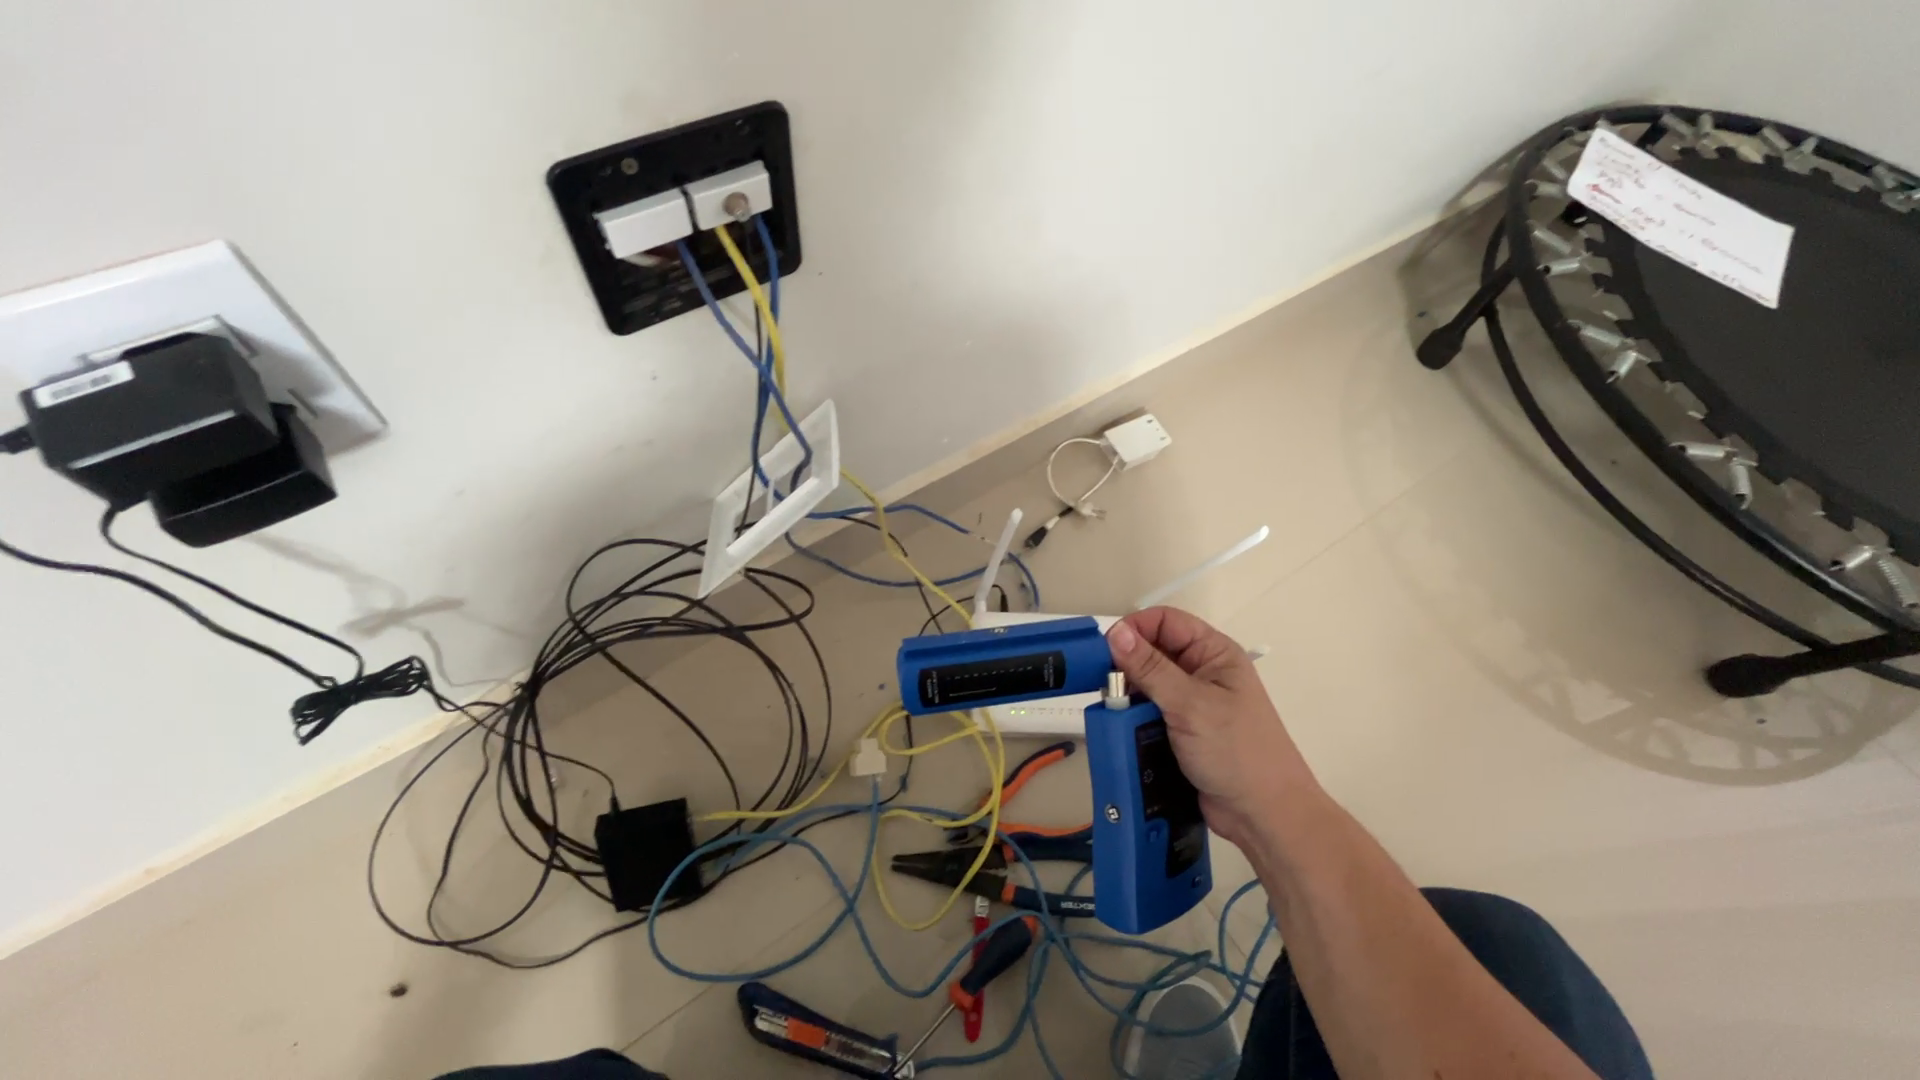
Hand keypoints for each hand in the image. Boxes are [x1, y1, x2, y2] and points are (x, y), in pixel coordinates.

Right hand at [1106, 607, 1315, 846]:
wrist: (1262, 814)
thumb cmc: (1236, 751)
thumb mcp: (1190, 704)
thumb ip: (1150, 668)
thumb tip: (1115, 632)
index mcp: (1213, 653)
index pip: (1165, 621)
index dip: (1135, 628)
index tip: (1106, 650)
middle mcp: (1201, 672)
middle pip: (1151, 652)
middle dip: (1126, 666)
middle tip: (1105, 688)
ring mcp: (1190, 703)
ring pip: (1145, 685)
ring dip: (1126, 696)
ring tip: (1113, 712)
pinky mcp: (1179, 731)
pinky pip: (1146, 714)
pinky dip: (1131, 719)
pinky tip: (1120, 729)